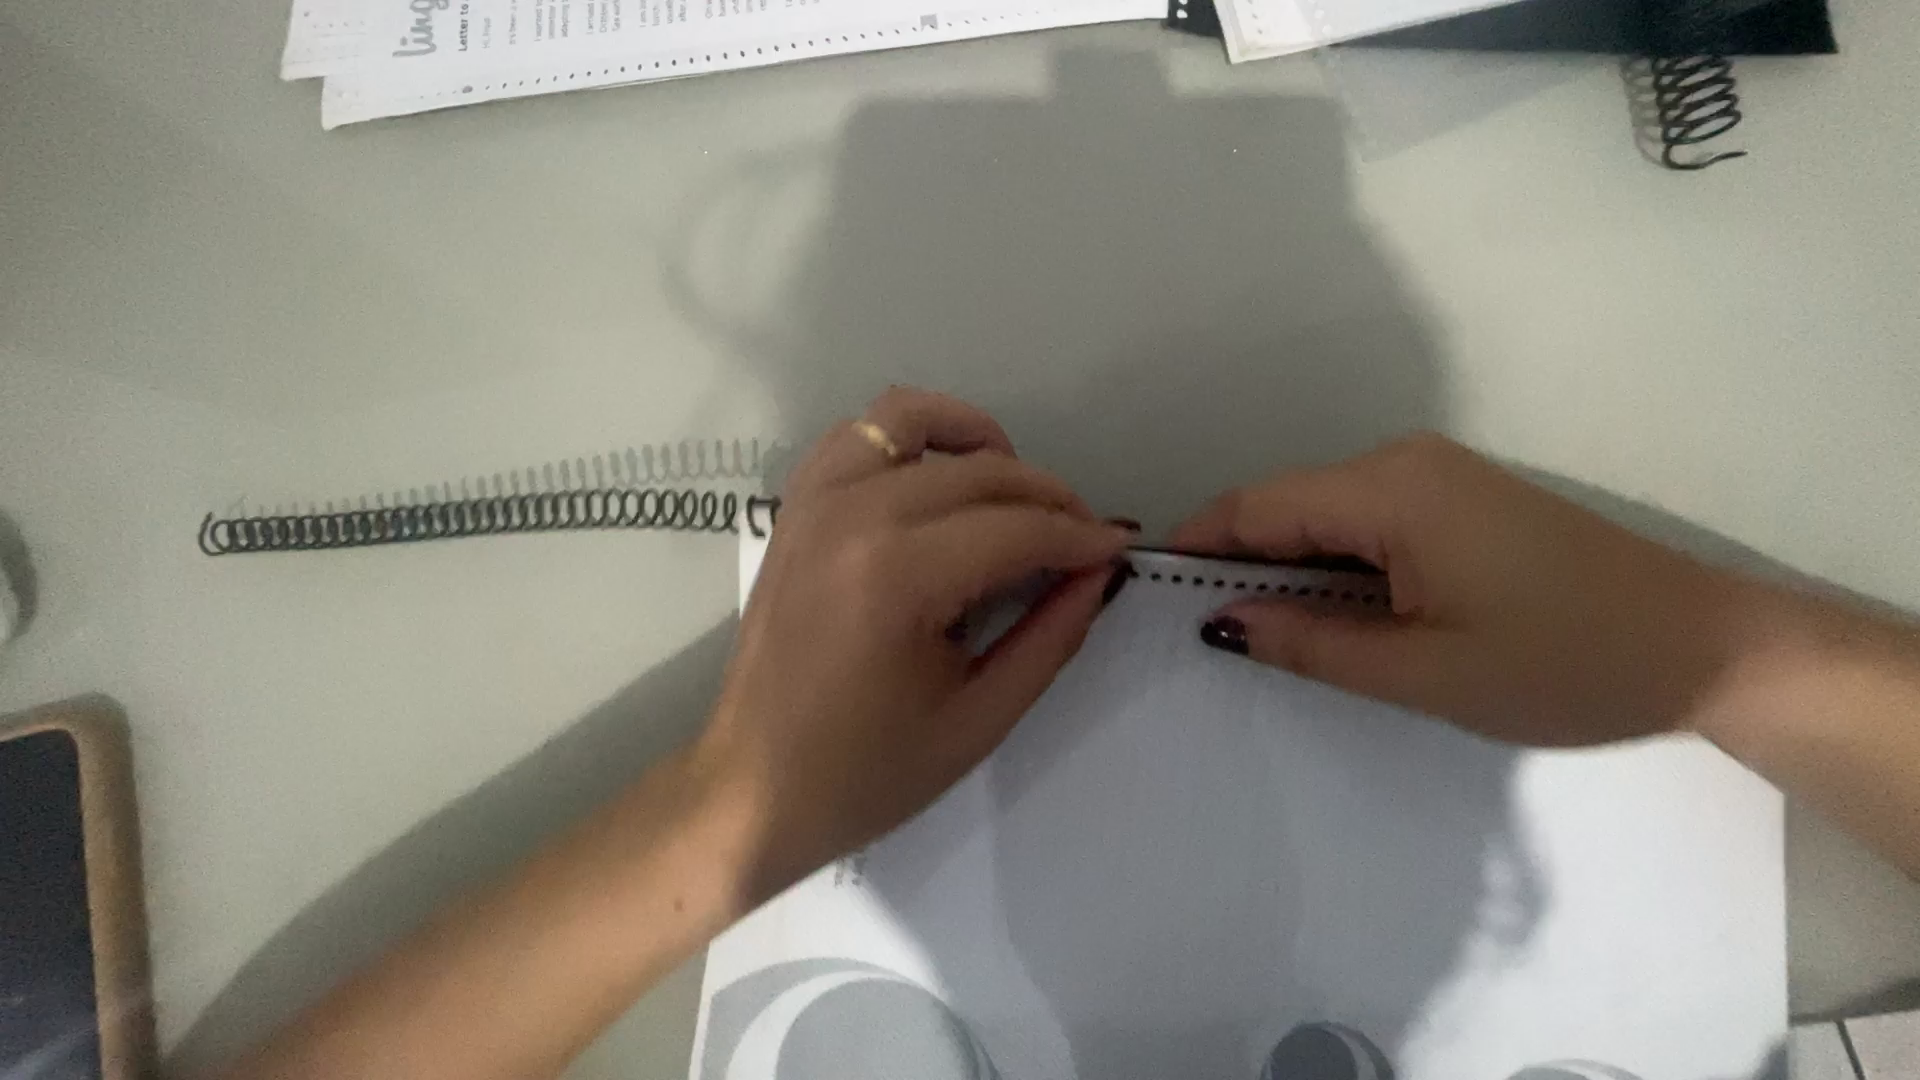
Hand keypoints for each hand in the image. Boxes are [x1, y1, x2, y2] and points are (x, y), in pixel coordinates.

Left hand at [695, 388, 1133, 898]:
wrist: (753, 787)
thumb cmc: (867, 772)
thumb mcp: (979, 719)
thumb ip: (1050, 637)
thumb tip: (1098, 573)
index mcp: (896, 577)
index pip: (1015, 529)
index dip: (1078, 536)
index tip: (1117, 548)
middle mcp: (852, 517)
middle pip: (979, 472)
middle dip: (1048, 497)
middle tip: (1081, 537)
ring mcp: (814, 502)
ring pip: (911, 419)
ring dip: (977, 442)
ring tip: (1011, 493)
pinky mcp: (793, 507)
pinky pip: (856, 434)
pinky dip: (907, 439)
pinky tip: (936, 479)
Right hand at [1170, 434, 1754, 746]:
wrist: (1712, 651)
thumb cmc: (1563, 665)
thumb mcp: (1422, 673)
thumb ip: (1309, 642)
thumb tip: (1221, 620)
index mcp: (1389, 492)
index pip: (1256, 507)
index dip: (1197, 545)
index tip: (1154, 592)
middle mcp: (1400, 462)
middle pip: (1282, 504)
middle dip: (1235, 558)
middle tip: (1206, 624)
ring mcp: (1430, 474)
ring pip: (1316, 512)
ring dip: (1280, 562)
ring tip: (1261, 624)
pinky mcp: (1450, 496)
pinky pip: (1356, 519)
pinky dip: (1325, 560)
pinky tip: (1325, 605)